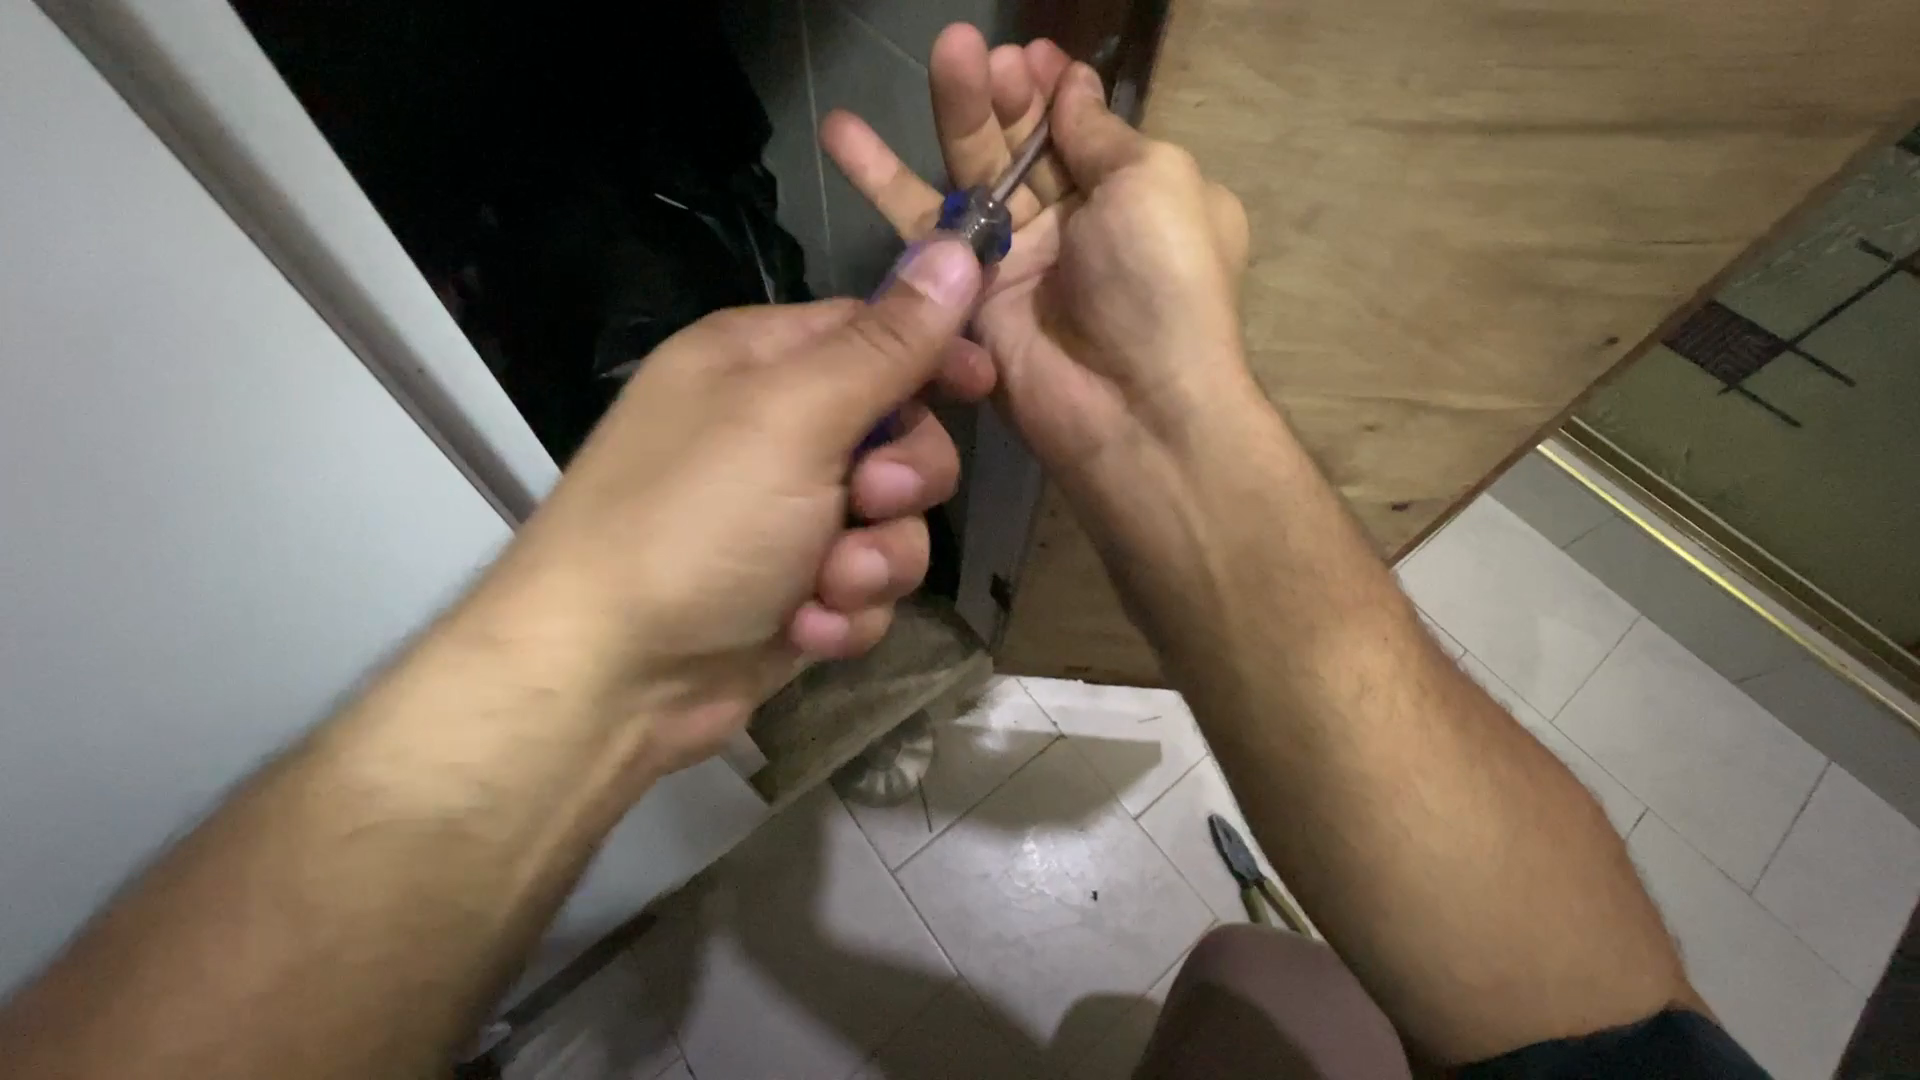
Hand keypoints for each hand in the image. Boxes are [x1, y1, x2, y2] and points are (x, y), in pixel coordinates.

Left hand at [467, 241, 988, 775]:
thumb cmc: (696, 522)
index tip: (983, 384)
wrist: (612, 677)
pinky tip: (805, 629)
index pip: (875, 332)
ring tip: (828, 587)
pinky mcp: (800, 590)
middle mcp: (776, 432)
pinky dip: (846, 611)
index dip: (934, 355)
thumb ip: (887, 345)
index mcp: (761, 363)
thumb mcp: (795, 417)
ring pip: (894, 524)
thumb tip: (958, 246)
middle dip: (903, 480)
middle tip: (870, 502)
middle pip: (900, 435)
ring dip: (875, 561)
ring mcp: (789, 517)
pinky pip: (867, 587)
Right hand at [821, 26, 1254, 490]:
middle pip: (1022, 146)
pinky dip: (884, 186)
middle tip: (971, 52)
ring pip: (971, 179)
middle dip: (1000, 96)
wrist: (1130, 406)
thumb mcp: (1156, 182)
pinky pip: (922, 235)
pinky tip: (844, 136)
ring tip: (937, 58)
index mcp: (1130, 195)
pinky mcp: (968, 298)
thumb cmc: (1161, 283)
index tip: (1030, 55)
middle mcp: (1073, 226)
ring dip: (951, 117)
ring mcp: (1017, 263)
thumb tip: (1074, 89)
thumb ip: (1104, 134)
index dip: (1052, 88)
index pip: (1078, 127)